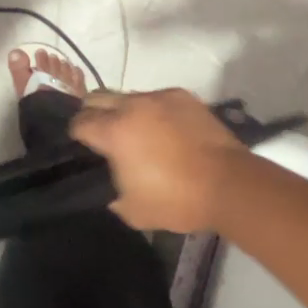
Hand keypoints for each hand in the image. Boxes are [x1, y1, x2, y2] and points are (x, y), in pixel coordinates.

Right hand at [69, 89, 249, 232]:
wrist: (230, 184)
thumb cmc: (178, 200)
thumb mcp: (134, 211)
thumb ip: (111, 194)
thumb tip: (107, 187)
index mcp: (114, 131)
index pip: (80, 122)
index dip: (77, 134)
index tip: (81, 147)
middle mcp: (131, 106)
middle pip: (97, 97)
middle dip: (93, 113)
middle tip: (102, 135)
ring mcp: (158, 97)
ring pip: (127, 96)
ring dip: (124, 111)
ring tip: (137, 133)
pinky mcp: (181, 96)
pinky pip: (156, 98)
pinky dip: (153, 111)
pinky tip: (166, 130)